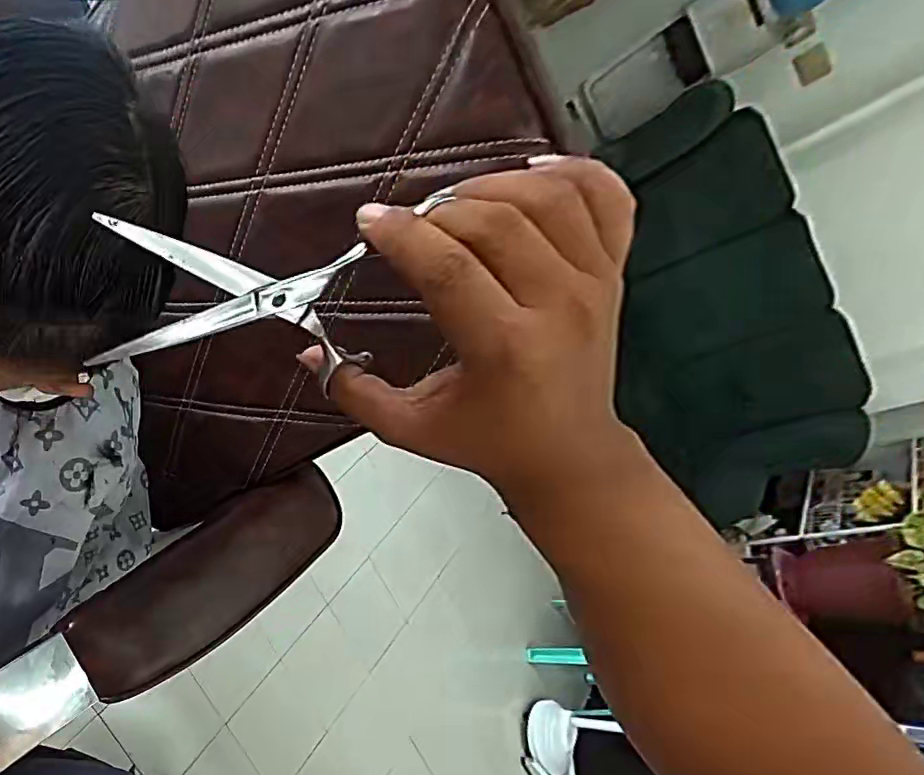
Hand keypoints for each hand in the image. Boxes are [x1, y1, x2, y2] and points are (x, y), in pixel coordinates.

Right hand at [303, 157, 640, 501]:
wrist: (565, 454)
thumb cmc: (489, 441)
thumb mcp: (406, 427)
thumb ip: (352, 391)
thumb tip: (311, 352)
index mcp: (503, 348)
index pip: (450, 268)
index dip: (403, 235)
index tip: (371, 221)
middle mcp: (557, 306)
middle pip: (496, 223)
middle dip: (438, 208)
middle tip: (405, 220)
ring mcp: (593, 283)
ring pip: (549, 197)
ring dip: (491, 186)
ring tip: (452, 201)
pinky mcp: (613, 271)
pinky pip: (606, 197)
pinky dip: (570, 171)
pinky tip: (529, 175)